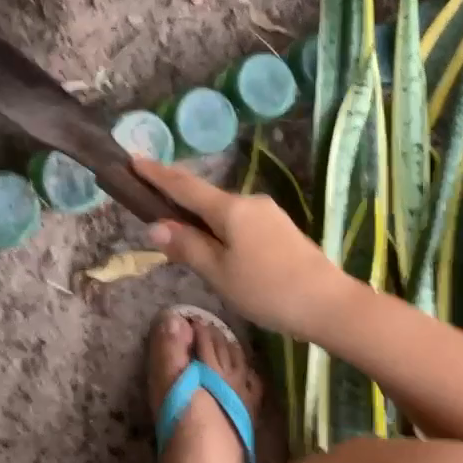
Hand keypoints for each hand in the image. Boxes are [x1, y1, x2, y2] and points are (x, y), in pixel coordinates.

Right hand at [133, 157, 357, 339]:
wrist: (328, 303)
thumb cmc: (268, 290)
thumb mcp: (219, 273)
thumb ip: (187, 246)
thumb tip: (155, 226)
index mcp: (230, 209)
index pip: (184, 186)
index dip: (157, 175)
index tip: (134, 159)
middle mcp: (249, 201)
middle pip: (204, 197)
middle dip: (177, 197)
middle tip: (149, 200)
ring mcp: (268, 214)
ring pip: (224, 212)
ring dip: (200, 218)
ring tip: (181, 237)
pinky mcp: (280, 229)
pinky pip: (240, 222)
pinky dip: (220, 228)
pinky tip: (217, 249)